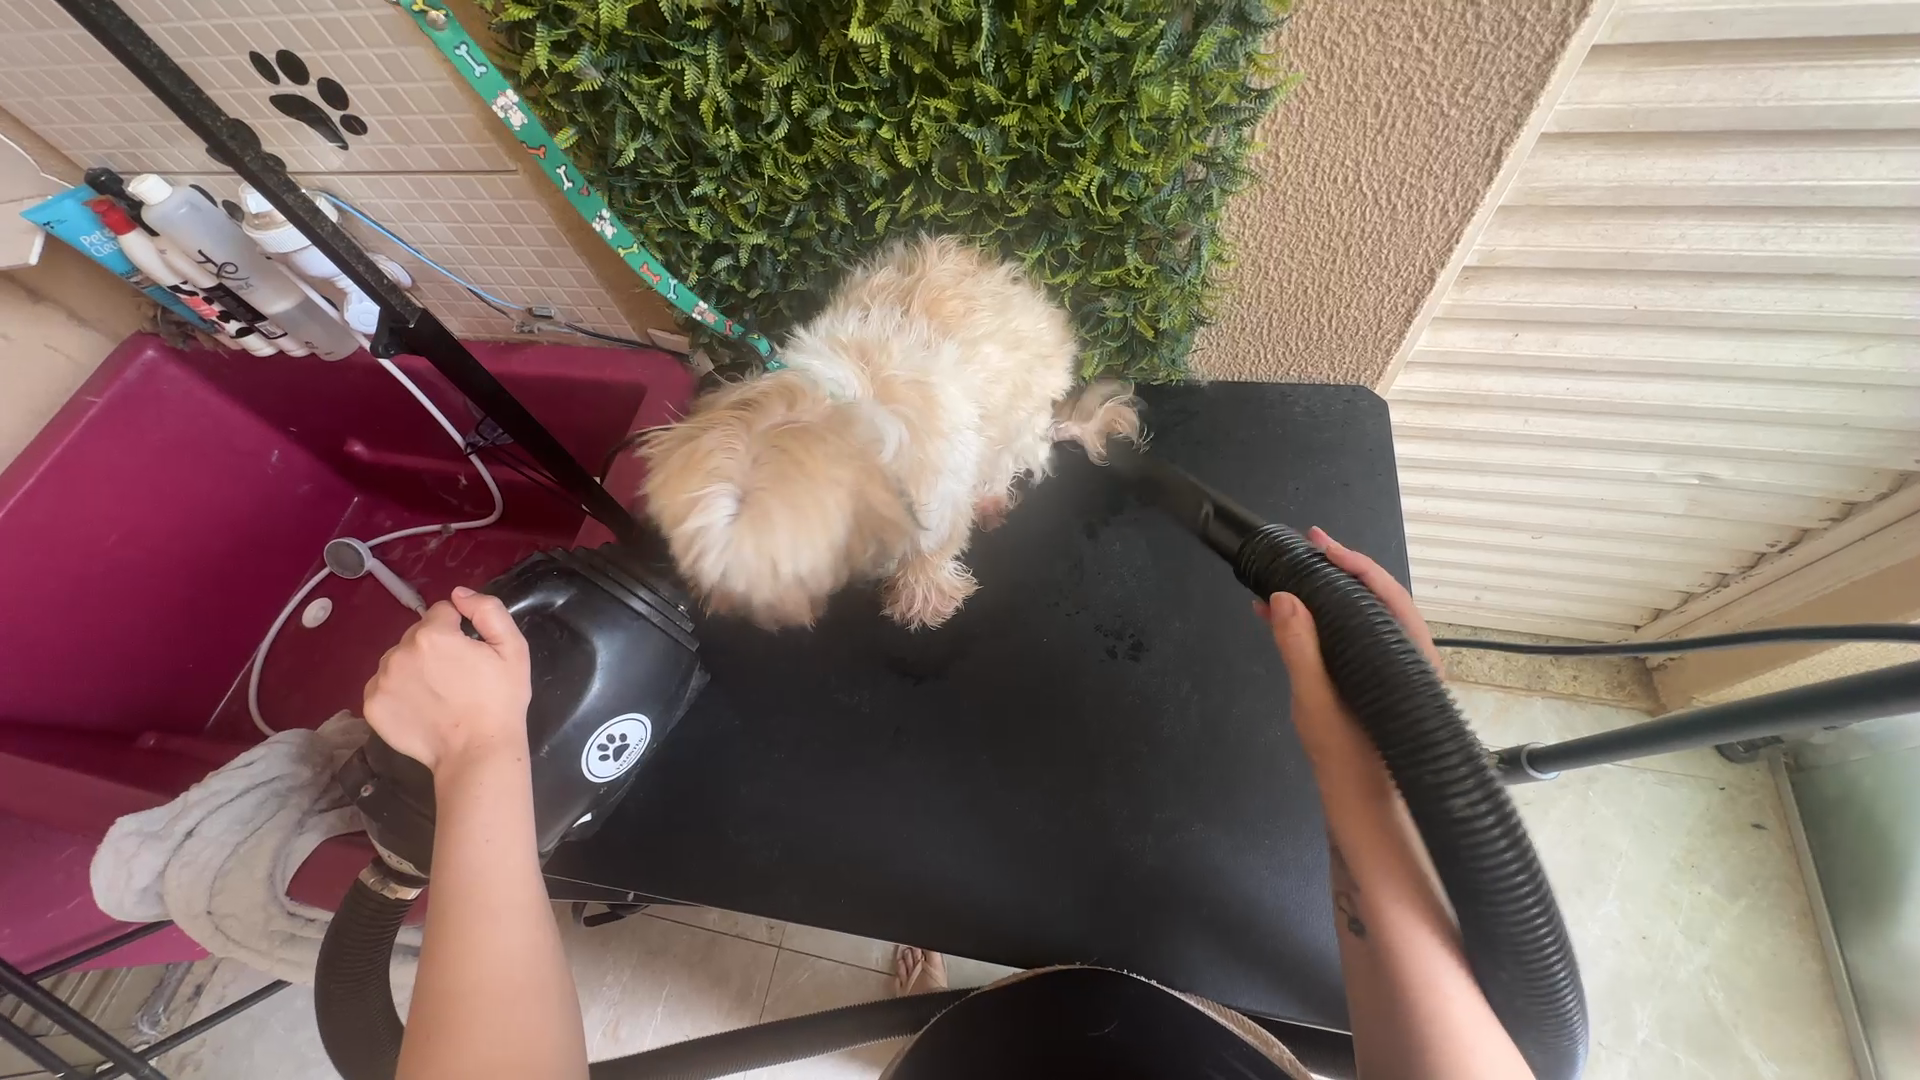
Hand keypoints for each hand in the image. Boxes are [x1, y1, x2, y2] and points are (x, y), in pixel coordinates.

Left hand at [362, 586, 531, 774]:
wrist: (476, 749)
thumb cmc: (501, 698)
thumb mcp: (514, 648)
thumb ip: (489, 611)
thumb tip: (459, 595)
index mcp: (433, 635)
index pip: (442, 611)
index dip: (462, 626)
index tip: (473, 650)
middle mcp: (399, 652)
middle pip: (417, 635)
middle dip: (436, 646)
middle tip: (460, 673)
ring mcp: (380, 680)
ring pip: (399, 658)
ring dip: (416, 665)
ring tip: (440, 690)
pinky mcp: (371, 705)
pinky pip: (384, 683)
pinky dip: (400, 688)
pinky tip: (423, 704)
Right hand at [1258, 527, 1439, 761]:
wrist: (1365, 806)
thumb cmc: (1347, 759)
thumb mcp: (1315, 702)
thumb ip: (1300, 649)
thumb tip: (1284, 598)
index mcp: (1407, 659)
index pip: (1387, 596)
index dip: (1355, 564)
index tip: (1321, 545)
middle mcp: (1405, 658)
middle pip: (1376, 600)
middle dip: (1339, 571)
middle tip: (1306, 546)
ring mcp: (1387, 671)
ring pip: (1360, 619)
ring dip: (1325, 595)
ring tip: (1289, 574)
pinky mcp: (1369, 682)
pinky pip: (1346, 639)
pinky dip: (1316, 622)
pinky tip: (1283, 616)